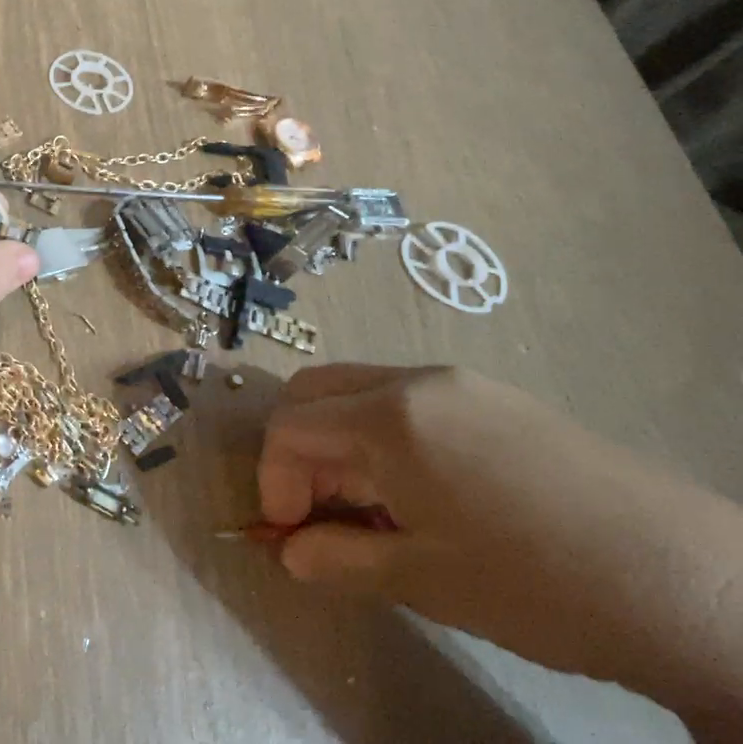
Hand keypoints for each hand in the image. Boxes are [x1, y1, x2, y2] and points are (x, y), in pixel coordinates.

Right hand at [258, 364, 742, 727]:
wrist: (704, 590)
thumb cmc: (538, 583)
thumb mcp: (420, 580)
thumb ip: (335, 558)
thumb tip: (289, 553)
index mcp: (388, 416)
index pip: (289, 427)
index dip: (273, 480)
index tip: (289, 533)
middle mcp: (419, 382)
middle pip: (316, 392)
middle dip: (298, 450)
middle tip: (317, 511)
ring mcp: (469, 387)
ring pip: (365, 395)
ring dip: (344, 445)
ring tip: (375, 510)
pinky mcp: (509, 404)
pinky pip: (416, 404)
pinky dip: (389, 439)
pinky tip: (427, 496)